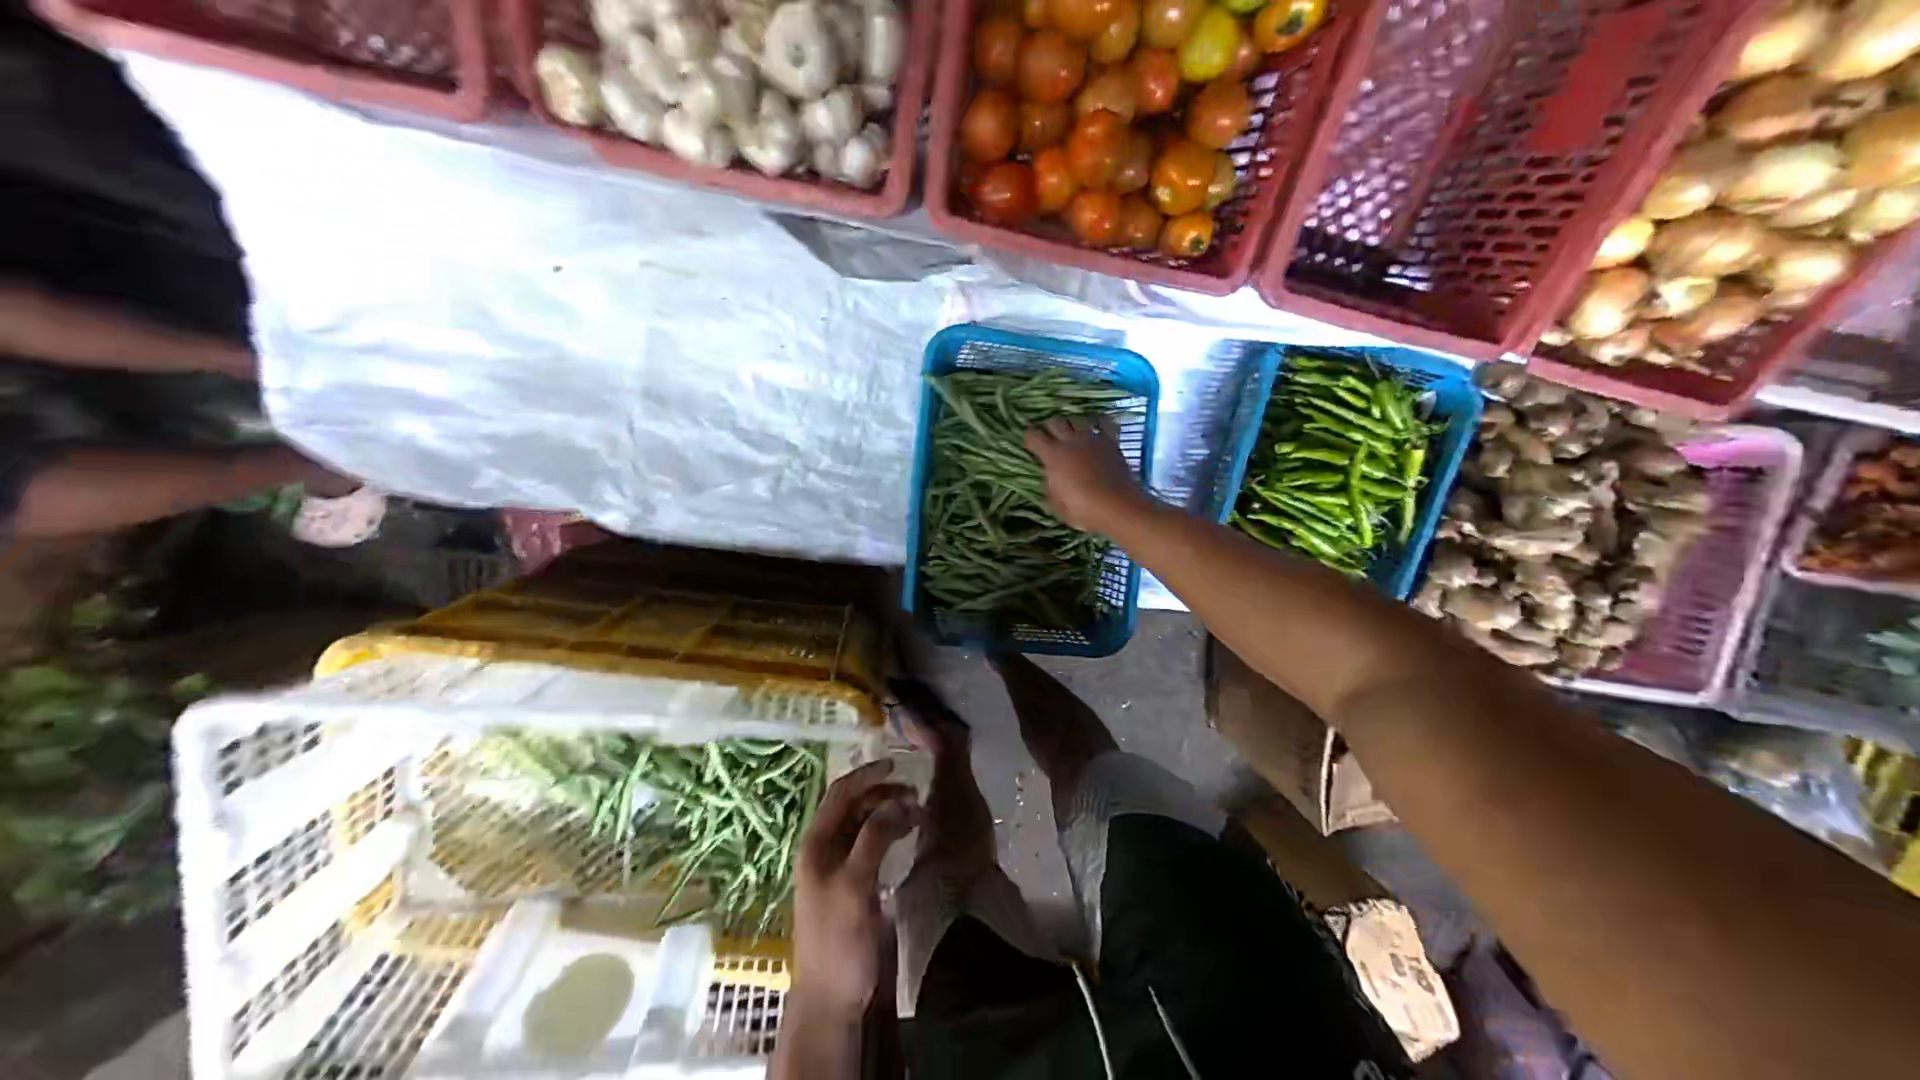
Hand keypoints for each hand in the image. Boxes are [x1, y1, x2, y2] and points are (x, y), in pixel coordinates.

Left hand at [791, 759, 918, 1017]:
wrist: (832, 998)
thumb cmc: (838, 940)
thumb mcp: (855, 885)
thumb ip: (874, 839)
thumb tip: (898, 802)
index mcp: (816, 844)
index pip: (840, 794)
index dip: (867, 775)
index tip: (897, 764)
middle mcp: (824, 849)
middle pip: (853, 806)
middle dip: (883, 793)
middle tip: (916, 795)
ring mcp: (839, 867)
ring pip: (864, 824)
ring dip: (888, 812)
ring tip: (918, 813)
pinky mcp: (854, 883)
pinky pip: (871, 844)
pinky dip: (889, 833)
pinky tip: (908, 834)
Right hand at [1024, 416, 1153, 533]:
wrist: (1116, 506)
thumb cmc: (1082, 509)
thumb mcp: (1055, 504)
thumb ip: (1049, 486)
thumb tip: (1049, 477)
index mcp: (1053, 455)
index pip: (1033, 436)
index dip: (1029, 438)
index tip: (1030, 444)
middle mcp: (1070, 441)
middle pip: (1055, 421)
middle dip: (1049, 427)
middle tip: (1049, 437)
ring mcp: (1092, 439)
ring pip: (1077, 418)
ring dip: (1071, 423)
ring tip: (1072, 433)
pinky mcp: (1110, 441)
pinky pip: (1103, 423)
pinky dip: (1098, 423)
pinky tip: (1096, 429)